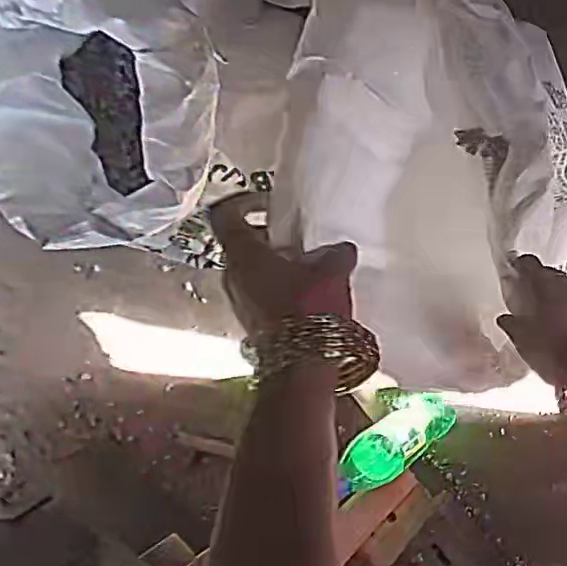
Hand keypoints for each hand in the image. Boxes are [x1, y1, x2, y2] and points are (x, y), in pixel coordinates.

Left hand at [209, 192, 355, 338]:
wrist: (303, 364)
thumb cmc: (309, 308)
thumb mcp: (332, 271)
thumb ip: (335, 253)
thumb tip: (339, 249)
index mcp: (244, 255)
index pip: (227, 215)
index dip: (246, 201)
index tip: (273, 203)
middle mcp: (233, 275)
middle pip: (245, 244)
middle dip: (274, 238)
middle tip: (304, 241)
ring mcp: (241, 300)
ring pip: (256, 270)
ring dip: (282, 265)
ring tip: (315, 269)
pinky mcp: (255, 320)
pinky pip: (265, 292)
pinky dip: (285, 286)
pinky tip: (313, 293)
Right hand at [497, 254, 566, 385]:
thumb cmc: (552, 349)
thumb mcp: (522, 338)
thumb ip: (512, 324)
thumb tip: (505, 319)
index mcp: (545, 286)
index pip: (530, 264)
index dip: (520, 264)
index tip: (513, 265)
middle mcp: (565, 289)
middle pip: (549, 275)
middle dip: (537, 279)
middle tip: (526, 287)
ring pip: (563, 290)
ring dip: (553, 294)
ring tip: (540, 306)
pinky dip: (565, 308)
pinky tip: (558, 320)